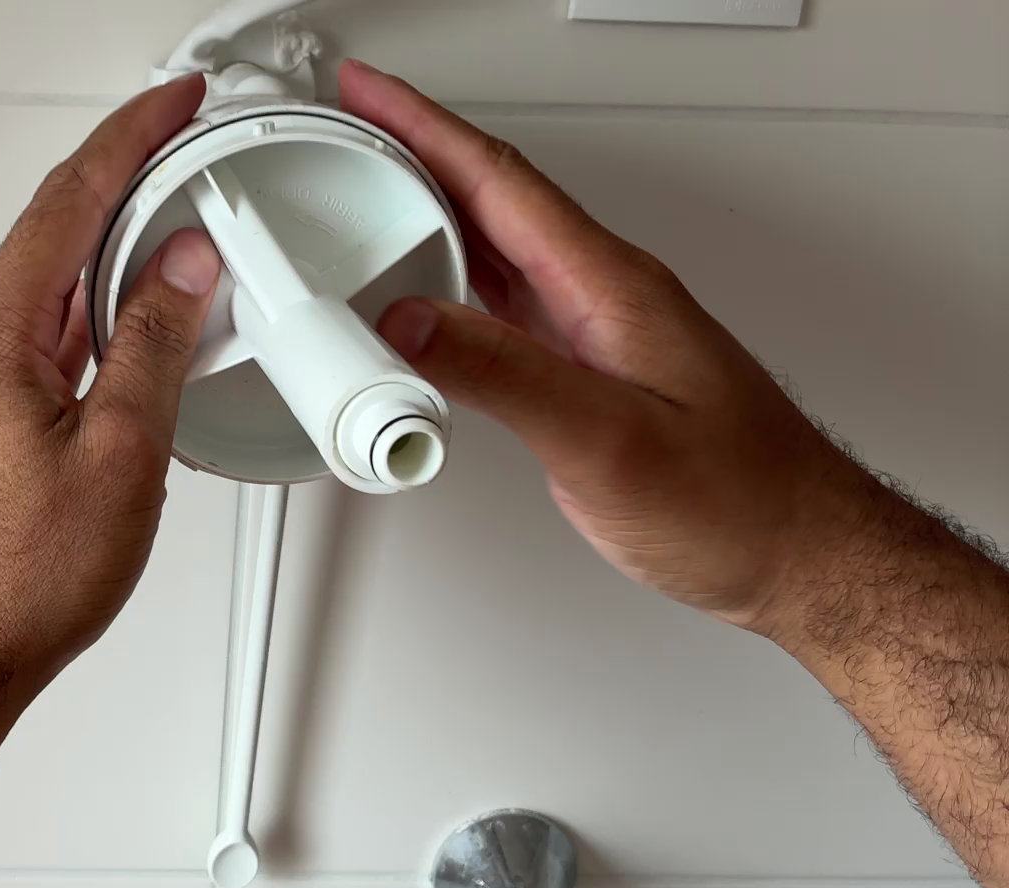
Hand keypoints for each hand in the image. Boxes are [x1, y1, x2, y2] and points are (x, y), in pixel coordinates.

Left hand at [0, 75, 221, 722]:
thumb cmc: (15, 578)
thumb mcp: (118, 453)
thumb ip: (151, 346)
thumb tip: (179, 270)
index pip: (68, 203)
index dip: (130, 143)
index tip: (171, 108)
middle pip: (54, 241)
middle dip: (124, 194)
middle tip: (181, 168)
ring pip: (50, 299)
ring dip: (110, 265)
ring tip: (170, 249)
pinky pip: (41, 349)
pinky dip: (90, 326)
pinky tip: (125, 336)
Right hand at [340, 60, 895, 639]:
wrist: (782, 545)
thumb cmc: (726, 495)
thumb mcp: (603, 434)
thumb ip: (501, 373)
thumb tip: (407, 323)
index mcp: (604, 285)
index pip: (500, 181)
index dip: (427, 128)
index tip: (372, 96)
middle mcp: (591, 293)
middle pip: (487, 196)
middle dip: (412, 150)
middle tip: (351, 133)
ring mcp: (579, 328)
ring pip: (485, 244)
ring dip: (421, 209)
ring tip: (364, 196)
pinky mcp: (566, 364)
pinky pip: (488, 300)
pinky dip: (437, 279)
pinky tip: (409, 290)